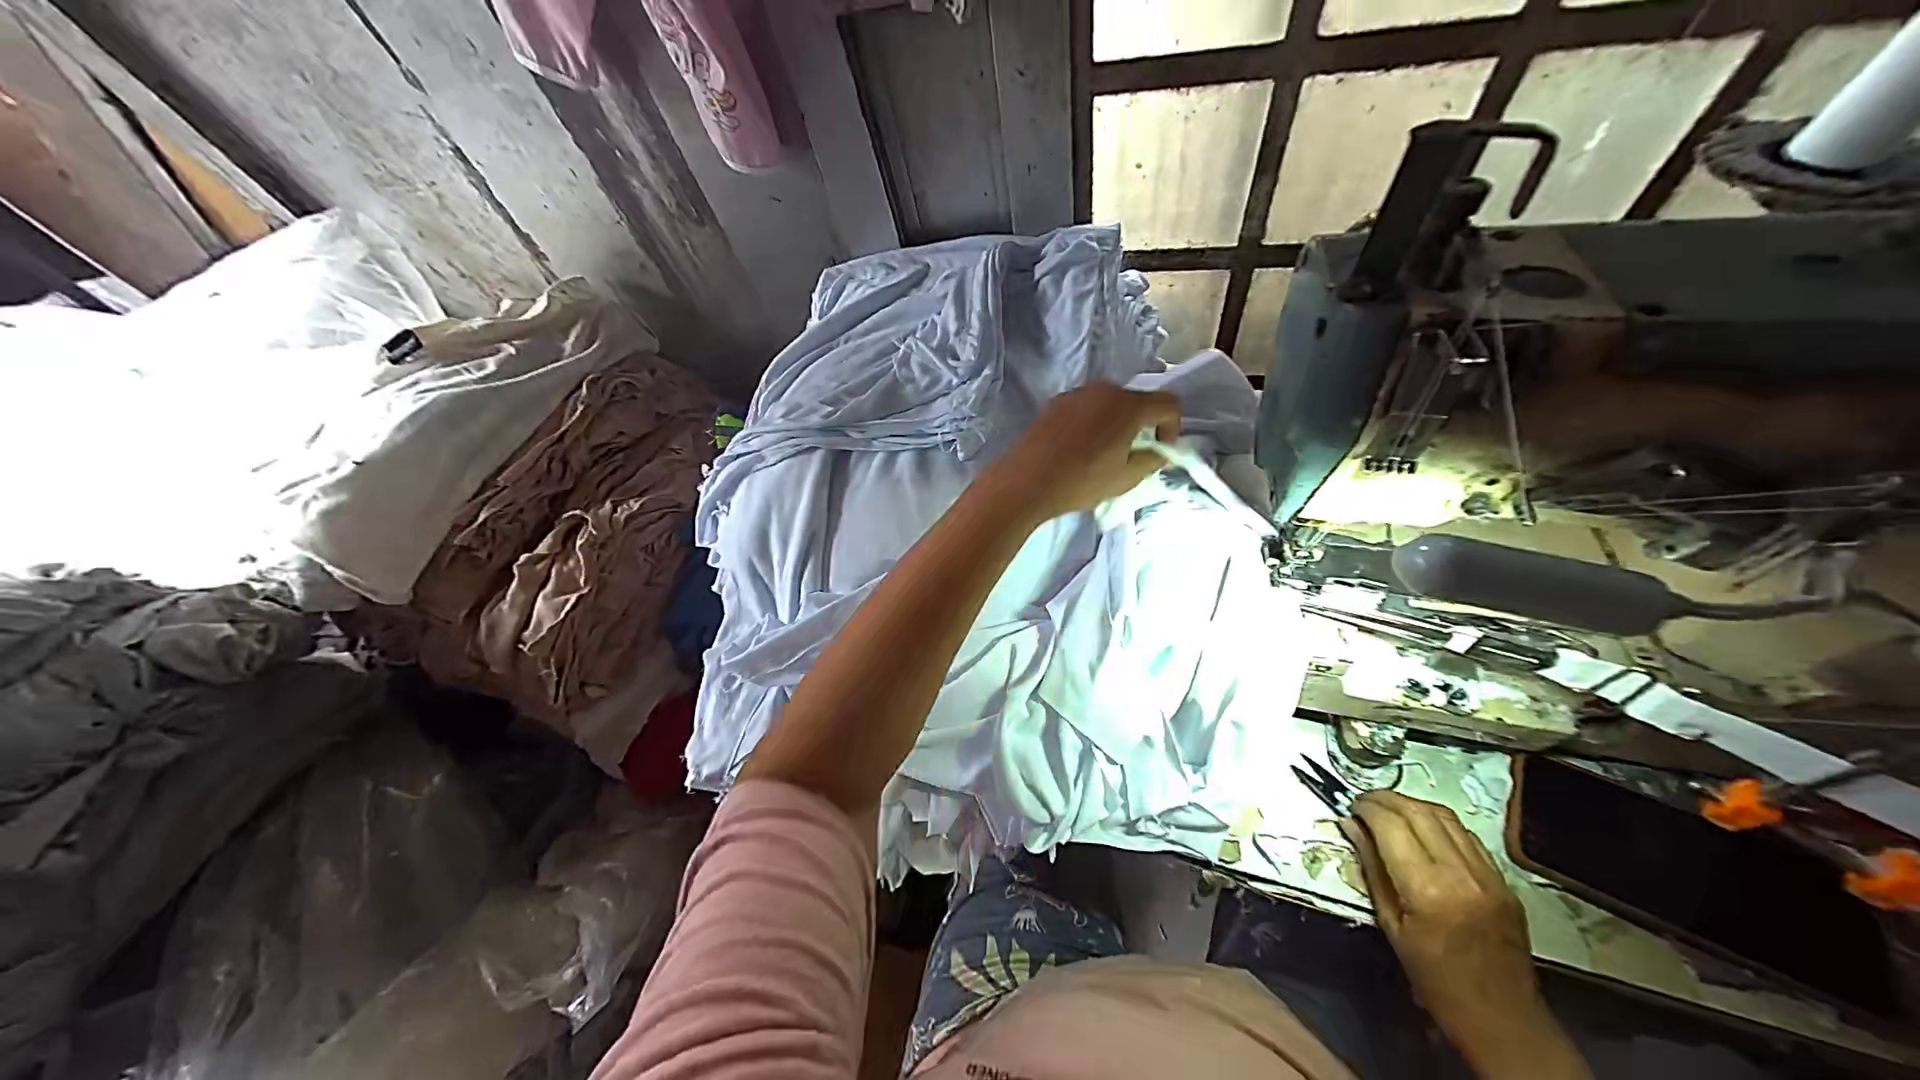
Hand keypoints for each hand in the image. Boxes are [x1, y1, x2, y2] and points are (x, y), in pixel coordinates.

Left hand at [986, 384, 1180, 522]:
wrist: (1026, 481)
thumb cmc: (1081, 481)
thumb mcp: (1126, 478)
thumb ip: (1152, 460)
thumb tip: (1159, 451)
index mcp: (1129, 406)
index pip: (1169, 404)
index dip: (1173, 427)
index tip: (1160, 449)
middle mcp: (1105, 390)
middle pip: (1138, 400)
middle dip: (1143, 424)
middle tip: (1132, 453)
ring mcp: (1078, 393)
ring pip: (1110, 402)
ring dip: (1117, 422)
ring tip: (1104, 452)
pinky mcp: (1056, 402)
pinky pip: (1086, 407)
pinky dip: (1093, 421)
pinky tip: (1079, 447)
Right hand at [1343, 792, 1590, 1079]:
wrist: (1501, 1017)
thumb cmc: (1434, 979)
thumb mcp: (1390, 924)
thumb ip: (1371, 868)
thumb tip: (1350, 826)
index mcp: (1426, 889)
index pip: (1390, 825)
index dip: (1366, 809)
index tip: (1350, 808)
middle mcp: (1460, 874)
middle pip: (1418, 812)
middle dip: (1386, 799)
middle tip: (1363, 802)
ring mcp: (1488, 876)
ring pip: (1445, 817)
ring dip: (1412, 805)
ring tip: (1389, 810)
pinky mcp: (1504, 881)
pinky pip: (1467, 836)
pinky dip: (1439, 823)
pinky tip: (1422, 829)